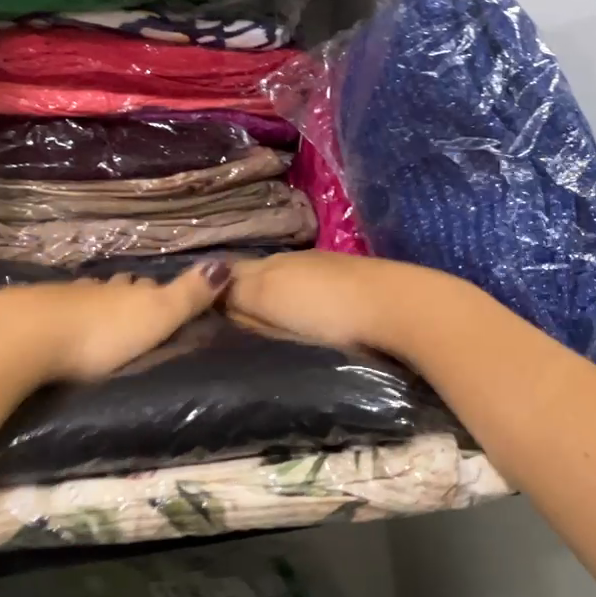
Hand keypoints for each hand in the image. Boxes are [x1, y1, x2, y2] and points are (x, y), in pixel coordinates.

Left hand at [0, 260, 233, 382]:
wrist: (26, 338)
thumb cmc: (101, 332)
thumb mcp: (155, 315)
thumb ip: (187, 295)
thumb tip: (224, 263)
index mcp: (125, 291)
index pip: (146, 284)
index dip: (155, 289)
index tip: (161, 293)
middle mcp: (93, 289)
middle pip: (112, 288)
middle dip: (122, 294)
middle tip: (131, 305)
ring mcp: (58, 301)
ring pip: (82, 298)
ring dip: (91, 305)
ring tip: (98, 316)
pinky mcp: (28, 319)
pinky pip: (53, 314)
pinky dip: (62, 318)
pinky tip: (60, 326)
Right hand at [223, 250, 484, 355]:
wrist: (402, 309)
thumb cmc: (328, 307)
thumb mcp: (268, 298)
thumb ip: (235, 293)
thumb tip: (206, 290)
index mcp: (272, 263)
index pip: (229, 270)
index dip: (210, 289)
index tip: (193, 314)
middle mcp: (298, 262)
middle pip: (258, 277)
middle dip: (239, 297)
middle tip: (221, 330)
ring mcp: (330, 276)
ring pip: (288, 288)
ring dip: (273, 306)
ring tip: (258, 334)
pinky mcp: (356, 295)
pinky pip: (314, 301)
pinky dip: (302, 312)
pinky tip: (303, 329)